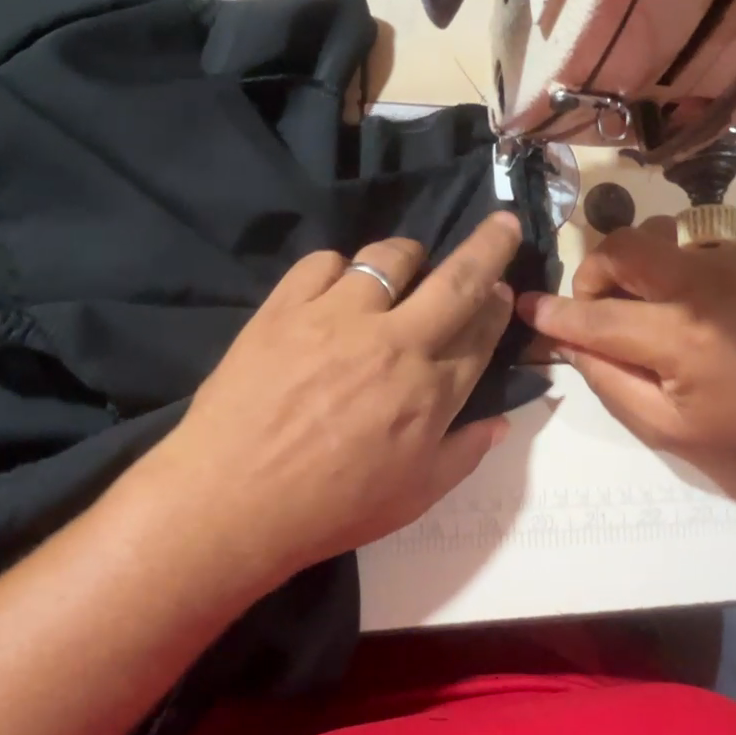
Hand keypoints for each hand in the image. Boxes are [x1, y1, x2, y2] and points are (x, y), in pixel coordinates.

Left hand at [145, 212, 522, 578]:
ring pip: (389, 258)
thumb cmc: (332, 509)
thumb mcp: (415, 497)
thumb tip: (502, 422)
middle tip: (502, 224)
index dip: (498, 307)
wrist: (231, 502)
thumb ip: (464, 454)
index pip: (481, 333)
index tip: (504, 290)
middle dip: (489, 247)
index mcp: (431, 392)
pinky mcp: (284, 308)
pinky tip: (337, 285)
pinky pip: (322, 263)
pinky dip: (339, 267)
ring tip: (407, 264)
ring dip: (409, 255)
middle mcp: (395, 343)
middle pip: (457, 281)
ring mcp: (337, 318)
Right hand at [517, 217, 735, 516]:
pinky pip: (693, 242)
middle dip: (592, 275)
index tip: (526, 310)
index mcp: (679, 336)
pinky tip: (684, 306)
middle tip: (593, 312)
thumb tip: (572, 342)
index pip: (595, 316)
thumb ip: (610, 381)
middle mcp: (704, 282)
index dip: (554, 316)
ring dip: (632, 265)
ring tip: (640, 308)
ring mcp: (735, 262)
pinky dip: (672, 265)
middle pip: (621, 247)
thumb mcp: (669, 432)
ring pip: (656, 233)